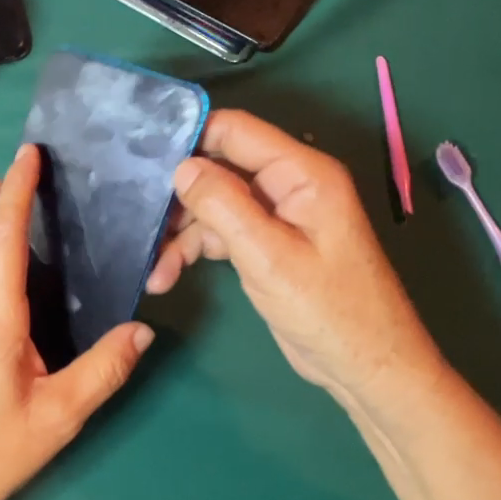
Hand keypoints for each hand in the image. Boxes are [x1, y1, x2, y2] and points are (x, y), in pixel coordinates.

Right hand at [145, 109, 444, 413]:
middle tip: (137, 222)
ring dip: (179, 234)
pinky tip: (166, 276)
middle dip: (178, 196)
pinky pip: (220, 233)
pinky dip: (192, 251)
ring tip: (153, 269)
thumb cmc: (328, 309)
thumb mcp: (269, 256)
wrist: (364, 368)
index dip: (189, 137)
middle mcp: (287, 186)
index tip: (140, 157)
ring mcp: (275, 217)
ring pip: (212, 206)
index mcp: (300, 174)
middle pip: (218, 169)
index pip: (235, 131)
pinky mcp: (265, 246)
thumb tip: (181, 167)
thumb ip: (223, 206)